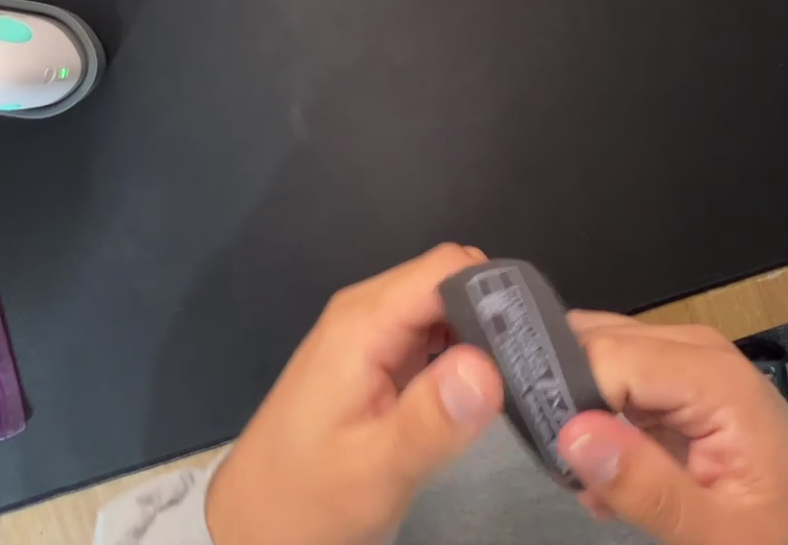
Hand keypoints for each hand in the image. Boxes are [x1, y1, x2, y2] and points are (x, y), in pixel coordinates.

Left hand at [206, 244, 504, 544]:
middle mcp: (368, 310)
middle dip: (494, 313)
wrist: (252, 525)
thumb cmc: (306, 500)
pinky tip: (478, 390)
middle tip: (530, 369)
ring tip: (515, 381)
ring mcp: (370, 331)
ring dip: (481, 333)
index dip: (496, 293)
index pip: (447, 268)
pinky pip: (430, 331)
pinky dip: (461, 349)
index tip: (535, 339)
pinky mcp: (375, 355)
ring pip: (443, 303)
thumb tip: (489, 366)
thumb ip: (432, 419)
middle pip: (449, 278)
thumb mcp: (374, 471)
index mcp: (365, 321)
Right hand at [554, 312, 787, 544]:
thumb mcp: (723, 538)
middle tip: (569, 467)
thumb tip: (569, 432)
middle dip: (569, 398)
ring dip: (580, 405)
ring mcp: (685, 355)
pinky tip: (607, 465)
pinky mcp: (677, 372)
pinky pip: (616, 369)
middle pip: (597, 342)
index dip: (570, 401)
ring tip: (587, 470)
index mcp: (710, 376)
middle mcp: (692, 346)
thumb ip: (647, 487)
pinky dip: (596, 408)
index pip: (604, 356)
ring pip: (598, 350)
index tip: (563, 459)